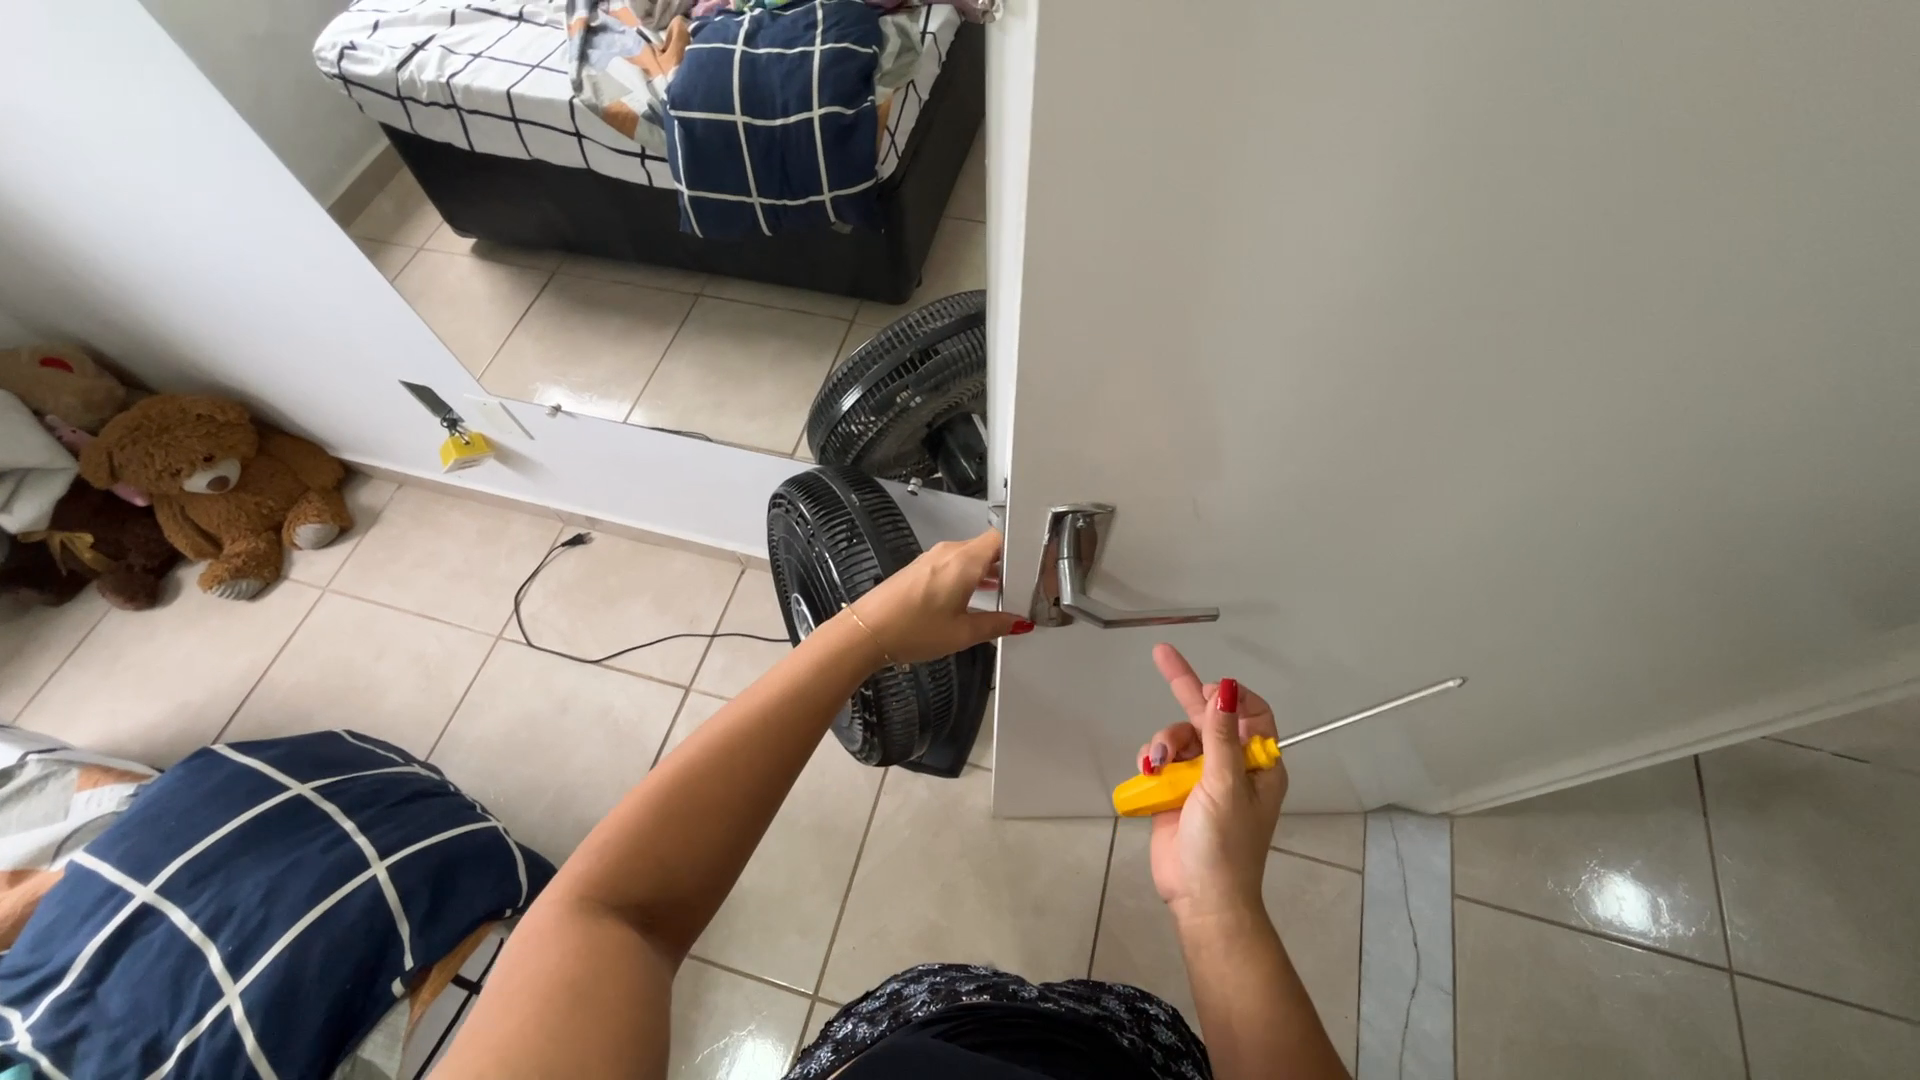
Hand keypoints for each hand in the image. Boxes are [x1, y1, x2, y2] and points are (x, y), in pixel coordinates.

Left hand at [846, 528, 1033, 666]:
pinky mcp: (921, 569)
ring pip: (971, 557)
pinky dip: (970, 576)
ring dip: (988, 572)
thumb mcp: (962, 632)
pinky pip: (955, 565)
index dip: (1022, 551)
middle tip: (1025, 588)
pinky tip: (975, 599)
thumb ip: (996, 625)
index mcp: (965, 561)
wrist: (866, 632)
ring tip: (1004, 596)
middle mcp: (949, 553)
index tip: (1035, 569)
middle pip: (988, 547)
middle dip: (1008, 565)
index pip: (1002, 538)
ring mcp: (932, 559)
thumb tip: (1018, 622)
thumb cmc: (912, 629)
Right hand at [1136, 644, 1286, 925]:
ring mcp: (1201, 778)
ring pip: (1179, 737)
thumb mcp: (1224, 785)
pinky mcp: (1175, 791)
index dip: (1230, 697)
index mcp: (1258, 765)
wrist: (1200, 898)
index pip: (1251, 714)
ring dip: (1165, 742)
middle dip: (1185, 689)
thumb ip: (1220, 735)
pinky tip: (1148, 771)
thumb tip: (1226, 688)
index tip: (1209, 689)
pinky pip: (1162, 759)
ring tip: (1157, 763)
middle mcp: (1231, 766)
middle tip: (1162, 654)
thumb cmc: (1224, 845)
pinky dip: (1152, 759)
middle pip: (1208, 716)